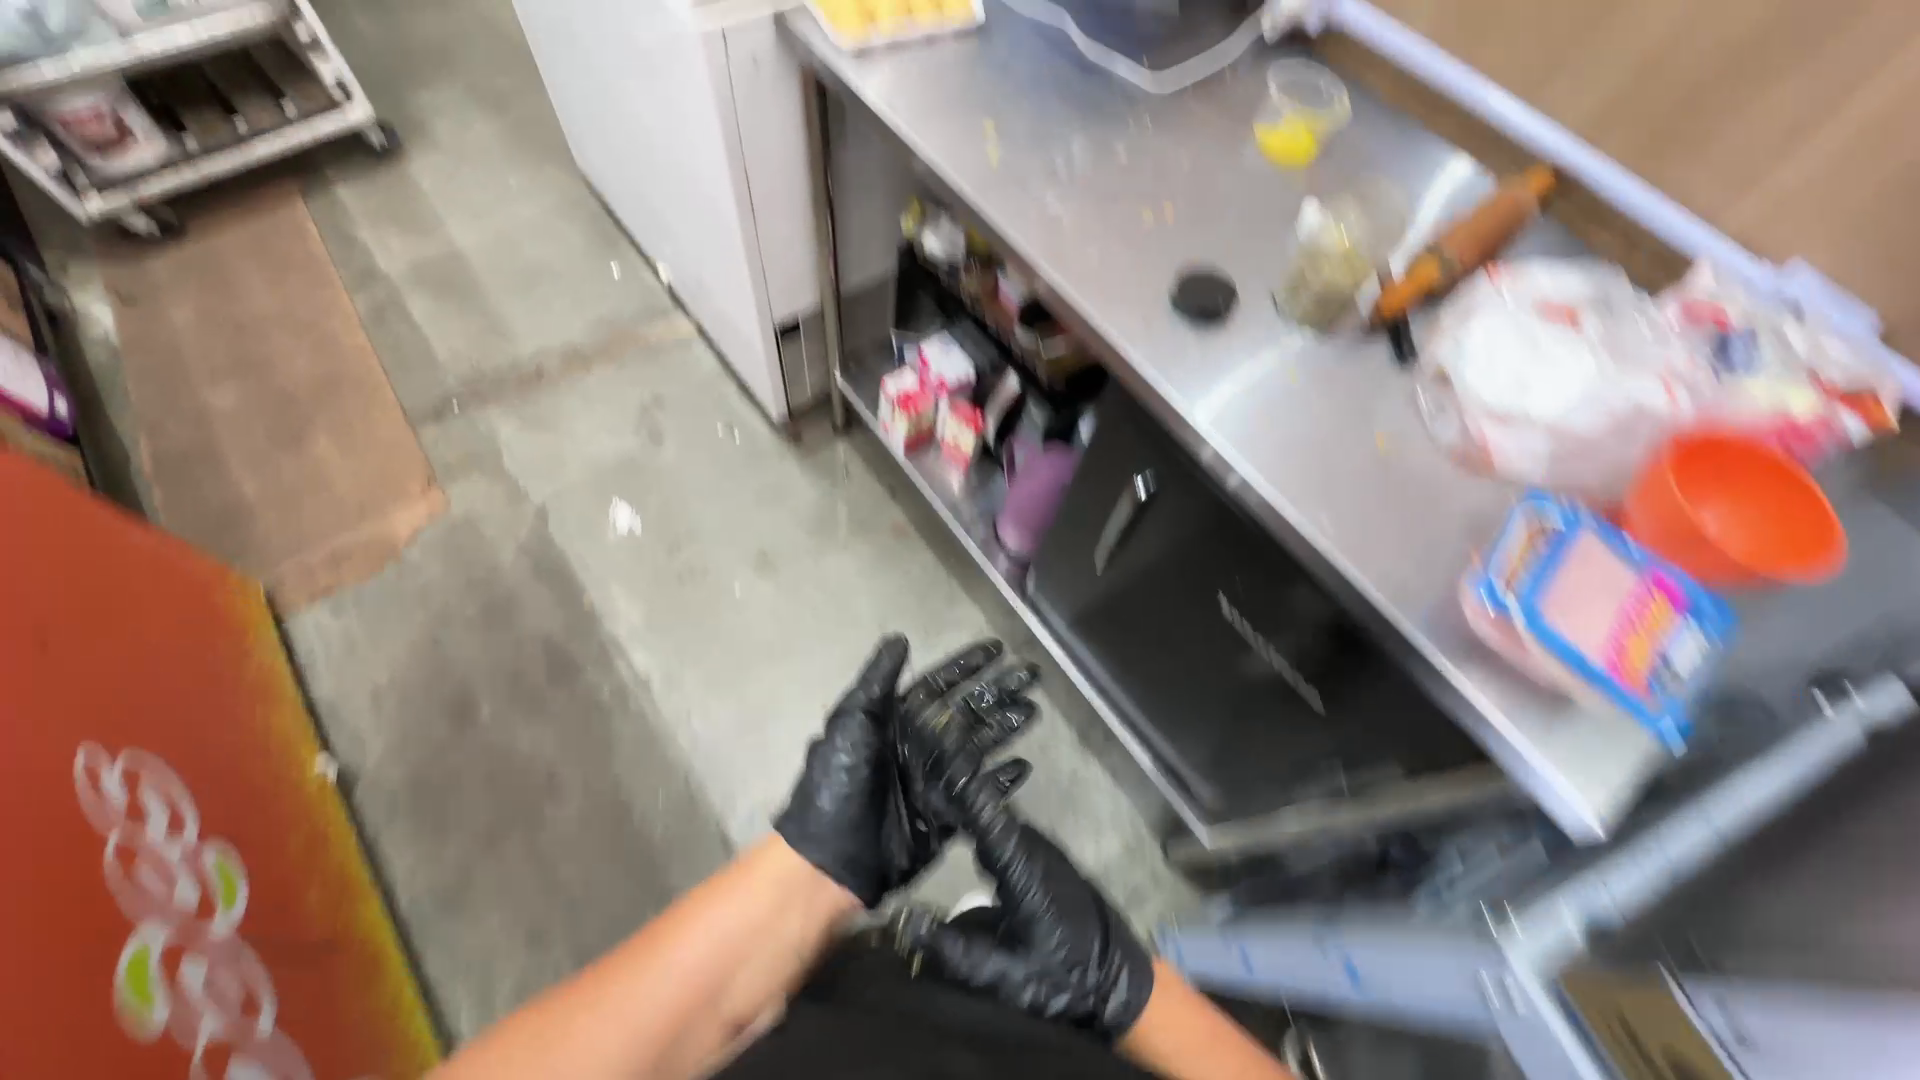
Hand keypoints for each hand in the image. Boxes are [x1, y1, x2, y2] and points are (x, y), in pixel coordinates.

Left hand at [774, 635, 1040, 907]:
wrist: (833, 857)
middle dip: (999, 692)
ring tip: (1033, 711)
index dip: (968, 666)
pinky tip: (1023, 767)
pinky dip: (1003, 780)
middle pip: (969, 710)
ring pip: (980, 744)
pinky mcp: (948, 814)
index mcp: (896, 719)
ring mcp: (936, 779)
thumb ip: (877, 679)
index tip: (999, 649)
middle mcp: (920, 743)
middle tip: (1032, 675)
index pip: (940, 684)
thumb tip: (900, 638)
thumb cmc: (838, 783)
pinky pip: (982, 791)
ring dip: (1006, 727)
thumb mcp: (850, 722)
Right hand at [891, 721, 1154, 1037]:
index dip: (955, 781)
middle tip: (908, 756)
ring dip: (959, 794)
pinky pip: (999, 825)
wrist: (1117, 981)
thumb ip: (951, 949)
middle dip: (947, 780)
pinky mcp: (1039, 854)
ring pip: (991, 812)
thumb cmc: (1063, 978)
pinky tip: (948, 810)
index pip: (981, 814)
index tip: (931, 747)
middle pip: (982, 804)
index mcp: (1022, 867)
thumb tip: (902, 917)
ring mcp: (1038, 846)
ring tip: (920, 774)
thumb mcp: (1004, 975)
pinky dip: (973, 813)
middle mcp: (1032, 845)